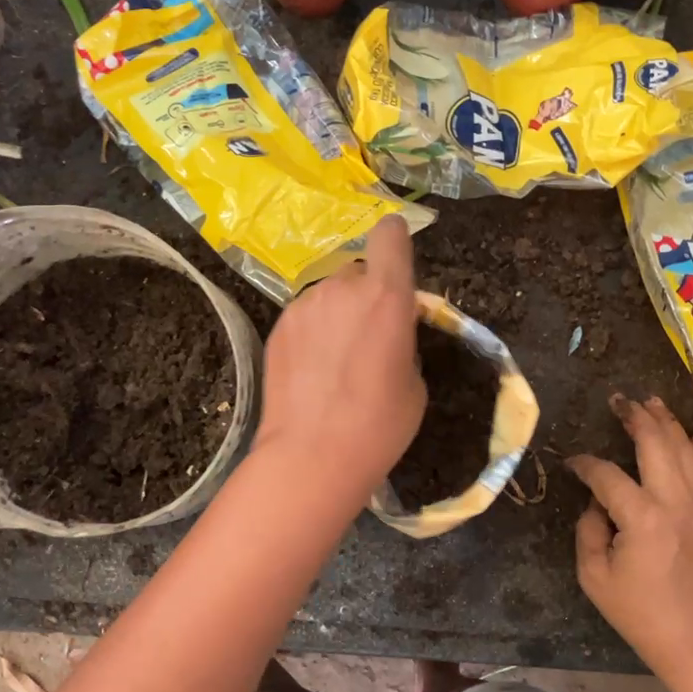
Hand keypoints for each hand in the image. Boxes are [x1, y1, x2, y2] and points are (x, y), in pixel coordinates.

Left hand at [253, 217, 425, 500]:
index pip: (390, 235)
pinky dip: (313, 333)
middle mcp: (342, 289)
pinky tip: (313, 372)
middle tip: (368, 338)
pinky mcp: (278, 327)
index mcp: (386, 297)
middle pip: (358, 272)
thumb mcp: (414, 383)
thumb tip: (389, 333)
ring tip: (337, 362)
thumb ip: (403, 340)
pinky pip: (305, 317)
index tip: (396, 260)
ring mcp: (304, 306)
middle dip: (366, 295)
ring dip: (337, 315)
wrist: (311, 456)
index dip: (395, 240)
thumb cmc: (378, 426)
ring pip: (329, 295)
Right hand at [568, 396, 692, 679]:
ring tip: (650, 402)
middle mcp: (674, 502)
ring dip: (667, 423)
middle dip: (635, 418)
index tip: (571, 462)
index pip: (607, 475)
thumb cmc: (638, 611)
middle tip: (619, 400)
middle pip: (656, 444)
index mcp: (641, 517)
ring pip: (685, 451)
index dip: (585, 465)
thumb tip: (598, 502)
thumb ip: (589, 530)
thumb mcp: (595, 575)